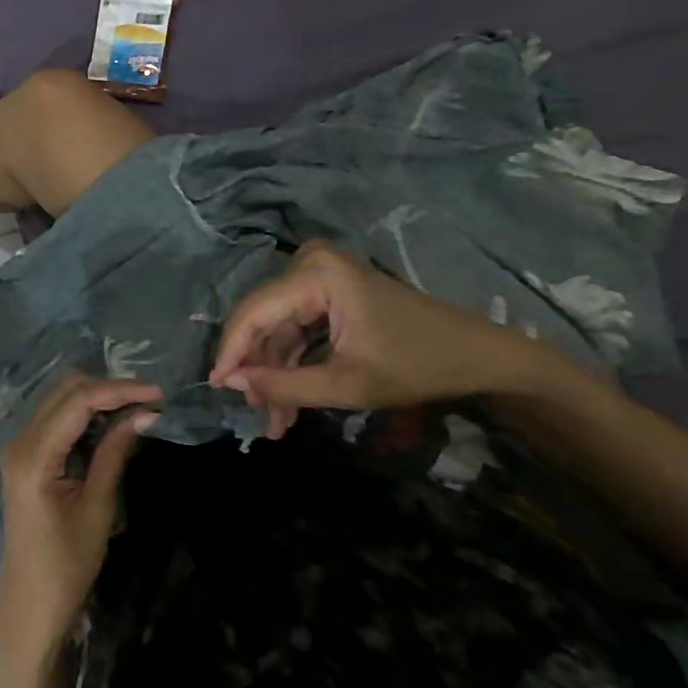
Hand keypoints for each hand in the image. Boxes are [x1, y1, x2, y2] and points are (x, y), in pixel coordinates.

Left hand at [0, 372, 160, 658]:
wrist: (30, 606)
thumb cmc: (66, 564)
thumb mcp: (98, 506)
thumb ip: (116, 451)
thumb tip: (147, 412)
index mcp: (33, 457)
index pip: (79, 401)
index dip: (120, 390)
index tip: (158, 394)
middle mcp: (19, 442)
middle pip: (66, 389)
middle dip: (110, 388)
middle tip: (149, 402)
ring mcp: (18, 447)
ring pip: (60, 398)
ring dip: (98, 397)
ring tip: (137, 409)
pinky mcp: (25, 456)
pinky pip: (56, 416)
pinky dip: (86, 412)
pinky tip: (112, 423)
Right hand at [210, 241, 555, 432]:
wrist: (472, 354)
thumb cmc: (415, 365)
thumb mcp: (346, 384)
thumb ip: (284, 385)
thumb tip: (231, 383)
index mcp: (317, 274)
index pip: (254, 311)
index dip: (231, 352)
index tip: (216, 391)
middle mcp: (313, 264)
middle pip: (265, 320)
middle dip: (259, 371)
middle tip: (257, 419)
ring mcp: (322, 277)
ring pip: (280, 329)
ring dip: (276, 375)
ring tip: (276, 424)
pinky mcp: (331, 293)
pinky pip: (298, 328)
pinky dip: (294, 364)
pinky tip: (289, 404)